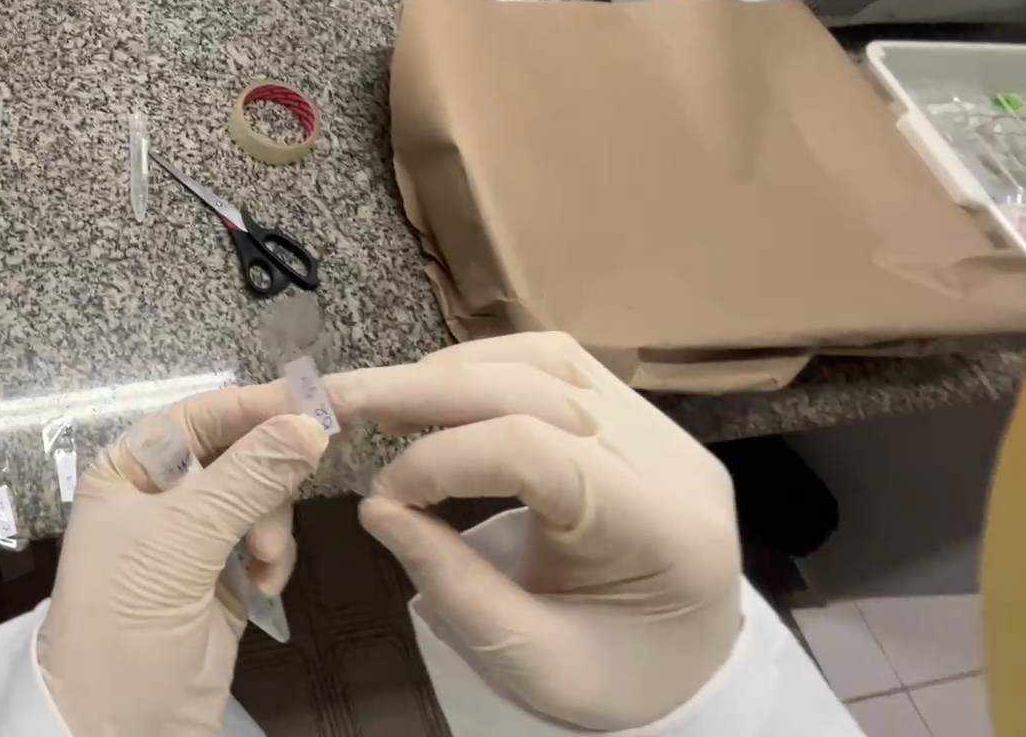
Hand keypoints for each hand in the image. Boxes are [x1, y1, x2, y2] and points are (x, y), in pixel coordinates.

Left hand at [37, 382, 328, 735]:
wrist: (116, 731)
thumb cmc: (127, 616)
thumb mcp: (181, 538)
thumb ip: (247, 478)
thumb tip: (310, 423)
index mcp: (128, 467)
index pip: (198, 417)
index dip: (254, 406)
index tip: (316, 402)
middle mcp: (157, 493)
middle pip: (233, 454)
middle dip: (265, 474)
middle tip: (311, 469)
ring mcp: (190, 537)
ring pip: (255, 498)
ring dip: (269, 523)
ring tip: (262, 561)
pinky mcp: (219, 577)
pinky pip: (262, 541)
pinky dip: (271, 557)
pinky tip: (263, 584)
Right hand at [331, 332, 742, 729]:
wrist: (689, 657)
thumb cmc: (617, 670)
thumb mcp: (536, 663)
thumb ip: (453, 587)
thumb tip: (376, 507)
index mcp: (661, 531)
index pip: (534, 452)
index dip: (442, 460)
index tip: (386, 496)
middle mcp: (665, 456)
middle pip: (526, 385)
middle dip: (417, 389)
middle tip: (336, 400)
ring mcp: (651, 420)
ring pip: (533, 357)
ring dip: (445, 372)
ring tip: (383, 400)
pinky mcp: (626, 405)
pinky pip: (543, 355)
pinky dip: (475, 364)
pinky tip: (437, 391)